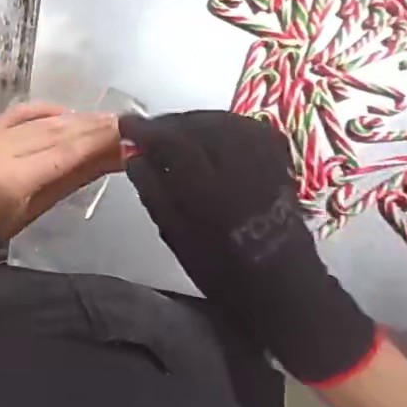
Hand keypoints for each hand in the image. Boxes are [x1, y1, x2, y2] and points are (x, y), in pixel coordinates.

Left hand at [0, 104, 123, 251]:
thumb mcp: (38, 208)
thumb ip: (76, 178)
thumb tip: (117, 157)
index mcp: (13, 179)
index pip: (65, 152)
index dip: (99, 140)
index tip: (128, 133)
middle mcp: (1, 152)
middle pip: (55, 132)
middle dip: (93, 126)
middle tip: (125, 123)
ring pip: (40, 122)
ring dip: (75, 118)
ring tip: (104, 120)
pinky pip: (19, 113)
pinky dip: (44, 110)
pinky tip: (66, 112)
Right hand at [121, 110, 377, 384]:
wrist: (281, 286)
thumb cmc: (220, 268)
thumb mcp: (174, 233)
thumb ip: (152, 190)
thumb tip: (134, 157)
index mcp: (206, 187)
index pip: (172, 140)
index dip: (146, 128)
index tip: (125, 124)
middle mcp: (238, 165)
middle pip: (199, 124)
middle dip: (170, 123)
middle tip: (148, 131)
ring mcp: (263, 161)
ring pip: (225, 121)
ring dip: (196, 121)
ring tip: (176, 131)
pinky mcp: (280, 162)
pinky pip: (250, 128)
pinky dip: (226, 124)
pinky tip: (214, 133)